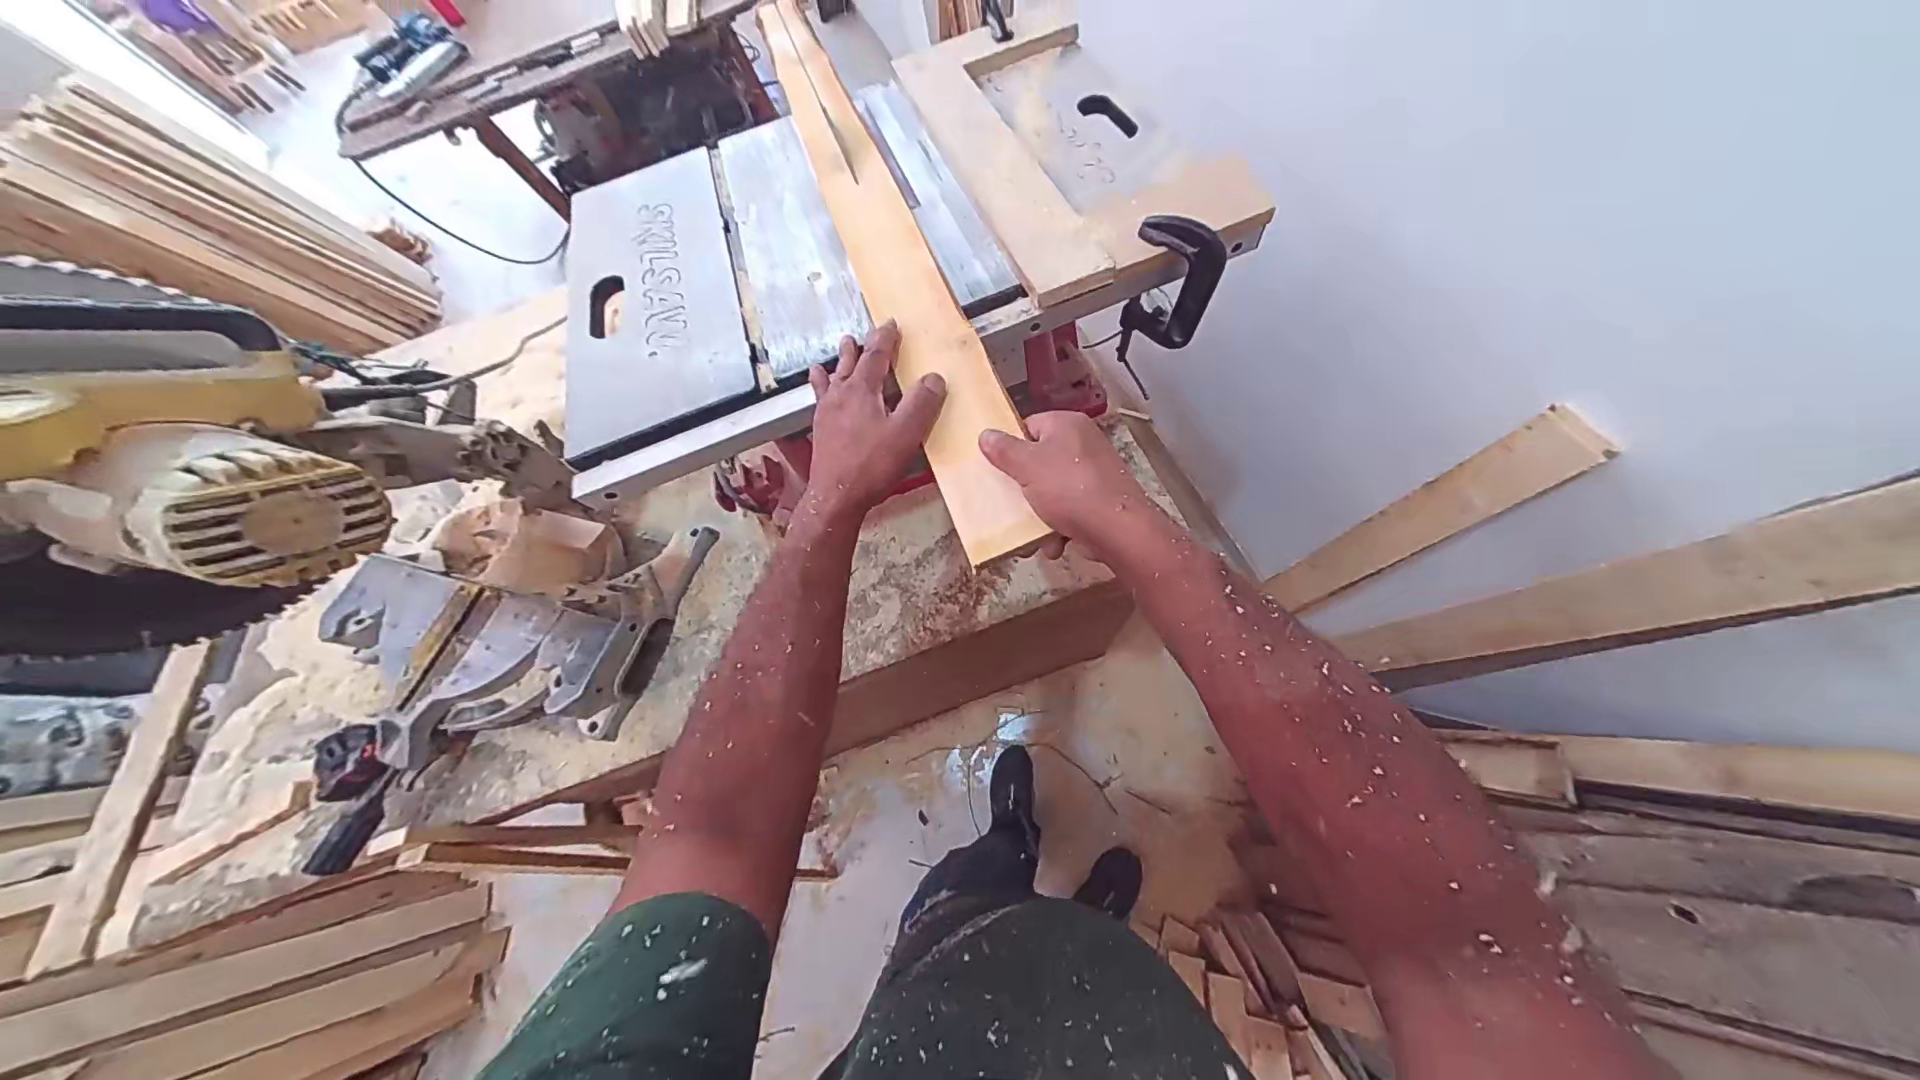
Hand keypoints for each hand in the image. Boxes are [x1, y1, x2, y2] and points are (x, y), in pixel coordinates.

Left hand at [798, 321, 945, 527]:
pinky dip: (822, 386)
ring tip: (841, 348)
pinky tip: (820, 389)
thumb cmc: (871, 466)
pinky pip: (821, 397)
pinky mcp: (821, 430)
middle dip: (861, 347)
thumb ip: (921, 403)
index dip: (885, 339)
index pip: (875, 356)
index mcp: (862, 391)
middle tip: (863, 334)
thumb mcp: (906, 434)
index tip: (890, 325)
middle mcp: (840, 396)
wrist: (836, 496)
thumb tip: (933, 378)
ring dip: (840, 362)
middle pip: (851, 364)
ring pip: (834, 378)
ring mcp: (827, 413)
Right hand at [979, 411, 1160, 561]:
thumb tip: (986, 434)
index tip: (999, 469)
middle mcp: (1084, 443)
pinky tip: (1053, 542)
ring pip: (1053, 490)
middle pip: (1040, 461)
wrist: (1117, 530)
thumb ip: (1004, 450)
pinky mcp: (1102, 500)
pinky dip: (1059, 526)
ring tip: (1031, 533)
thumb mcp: (1027, 466)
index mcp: (1067, 424)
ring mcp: (1095, 473)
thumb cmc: (1069, 490)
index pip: (1029, 426)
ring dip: (1039, 515)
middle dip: (1023, 489)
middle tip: (1011, 504)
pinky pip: (1070, 509)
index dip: (1011, 447)